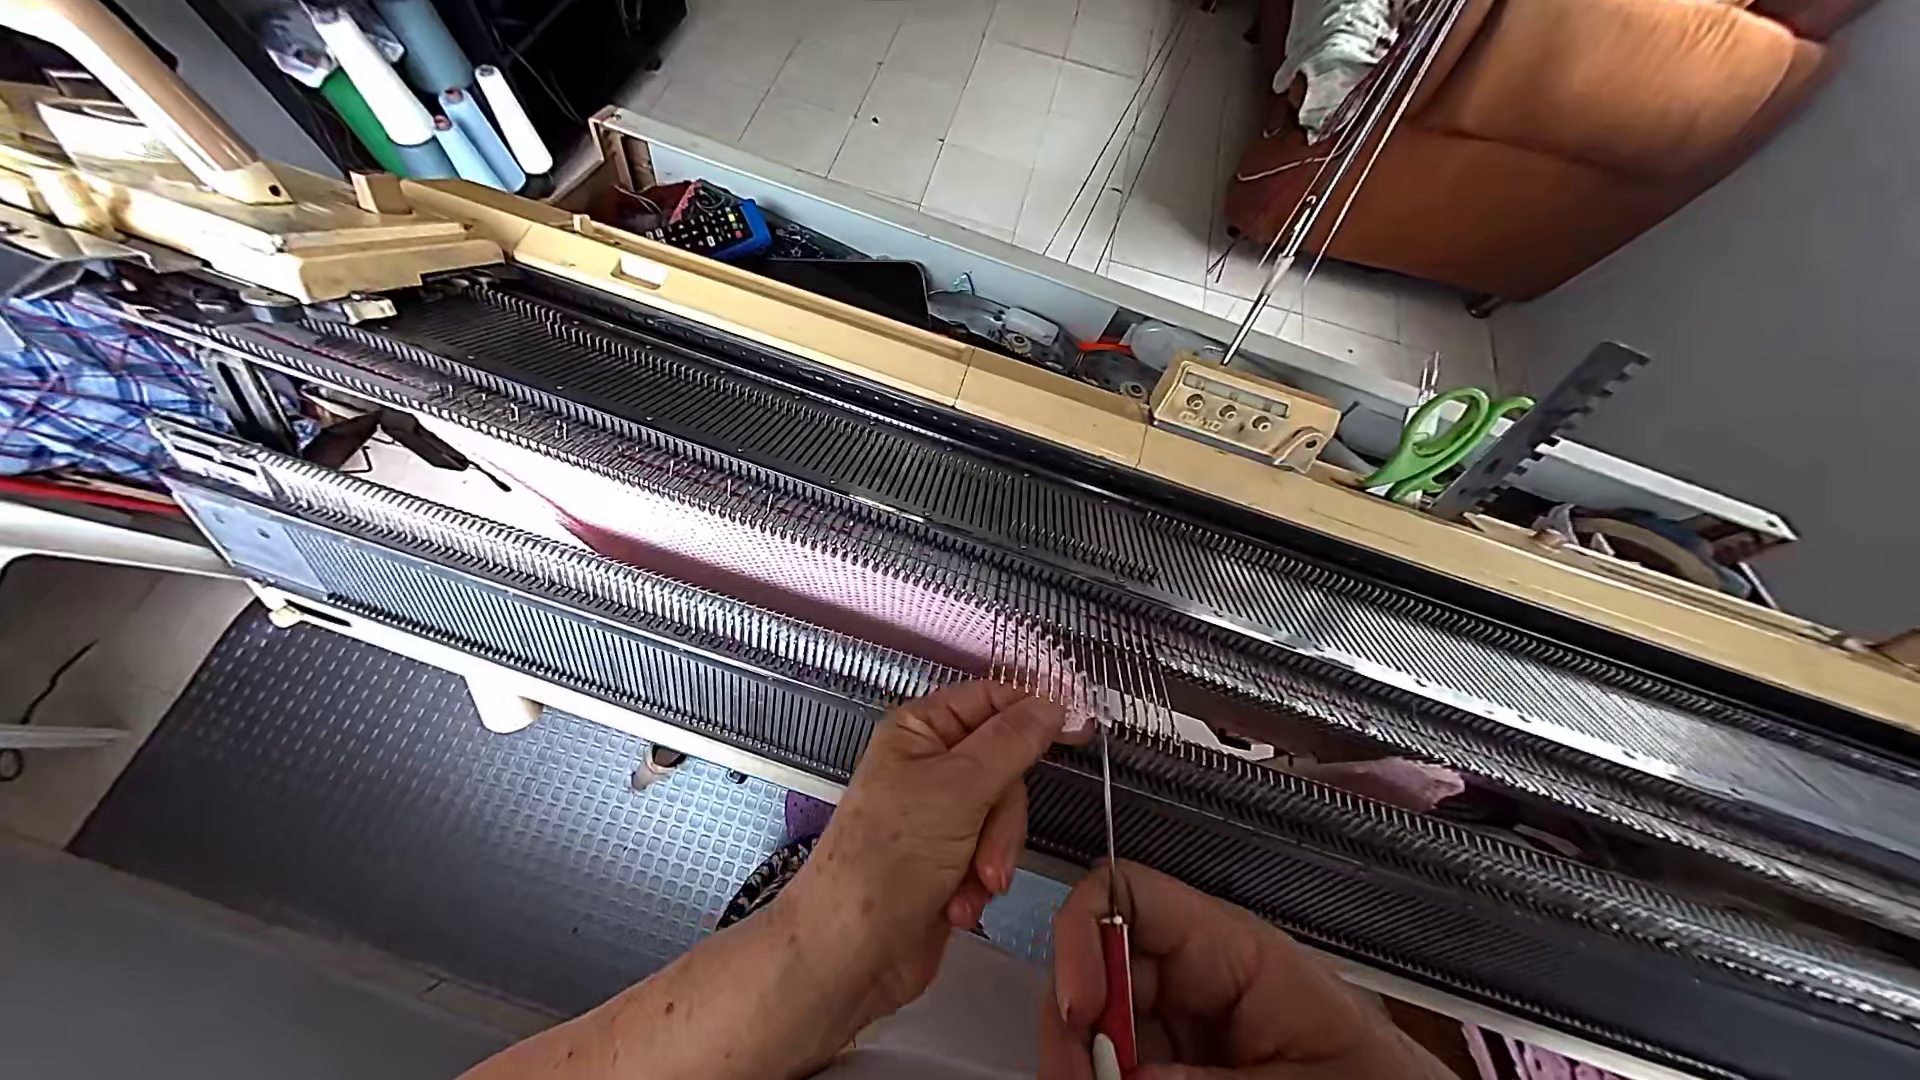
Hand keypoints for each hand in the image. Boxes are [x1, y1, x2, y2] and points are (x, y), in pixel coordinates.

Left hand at [777, 681, 1068, 1033]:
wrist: (851, 956)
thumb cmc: (889, 857)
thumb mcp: (958, 789)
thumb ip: (1011, 743)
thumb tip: (1050, 704)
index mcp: (921, 729)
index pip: (990, 699)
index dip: (1032, 711)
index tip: (1075, 725)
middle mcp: (932, 763)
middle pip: (1006, 762)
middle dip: (1004, 814)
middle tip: (990, 849)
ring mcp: (942, 810)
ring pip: (1005, 811)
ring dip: (995, 852)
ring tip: (973, 883)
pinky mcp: (952, 854)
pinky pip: (994, 848)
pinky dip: (983, 877)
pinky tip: (959, 902)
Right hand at [1043, 861, 1450, 1078]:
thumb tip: (1121, 1075)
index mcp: (1227, 948)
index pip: (1129, 893)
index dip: (1084, 929)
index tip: (1075, 1009)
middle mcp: (1191, 976)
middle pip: (1099, 967)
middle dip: (1074, 1024)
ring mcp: (1180, 1028)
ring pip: (1100, 1024)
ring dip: (1082, 1062)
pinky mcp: (1175, 1068)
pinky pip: (1124, 1064)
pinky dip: (1103, 1078)